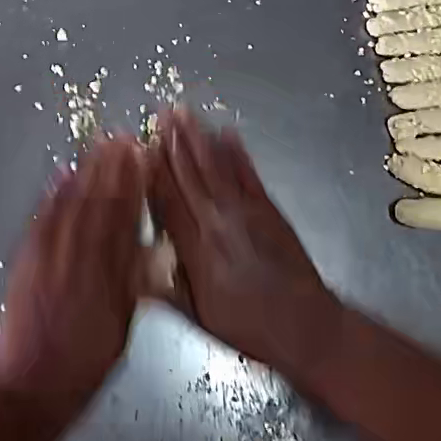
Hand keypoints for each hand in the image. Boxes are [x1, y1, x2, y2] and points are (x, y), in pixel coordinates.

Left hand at [0, 136, 147, 421]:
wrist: (29, 387)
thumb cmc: (84, 364)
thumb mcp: (122, 326)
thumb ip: (133, 283)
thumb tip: (147, 247)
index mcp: (109, 274)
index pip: (126, 218)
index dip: (134, 184)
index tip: (142, 157)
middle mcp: (81, 257)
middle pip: (100, 201)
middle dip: (112, 166)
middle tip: (122, 138)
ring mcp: (50, 254)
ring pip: (73, 202)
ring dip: (87, 170)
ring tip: (99, 145)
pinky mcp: (27, 257)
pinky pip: (44, 217)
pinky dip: (55, 193)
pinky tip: (64, 173)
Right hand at [150, 109, 343, 374]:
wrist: (304, 324)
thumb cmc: (248, 326)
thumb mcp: (199, 315)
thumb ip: (168, 286)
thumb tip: (136, 264)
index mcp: (197, 250)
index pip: (167, 203)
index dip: (152, 173)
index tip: (141, 147)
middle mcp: (218, 222)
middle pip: (190, 176)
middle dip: (173, 143)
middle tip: (161, 114)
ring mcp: (245, 211)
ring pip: (215, 167)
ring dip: (198, 138)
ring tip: (185, 114)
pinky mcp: (268, 208)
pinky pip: (247, 174)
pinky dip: (236, 152)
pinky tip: (226, 132)